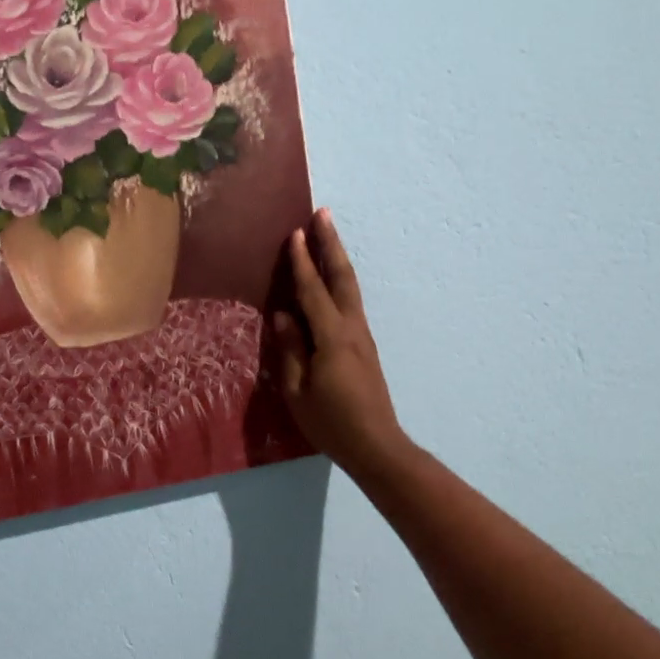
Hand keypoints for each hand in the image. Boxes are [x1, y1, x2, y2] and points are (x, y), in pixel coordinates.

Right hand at [271, 208, 413, 478]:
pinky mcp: (363, 346)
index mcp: (332, 338)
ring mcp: (362, 336)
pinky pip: (349, 303)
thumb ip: (291, 349)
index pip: (313, 292)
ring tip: (327, 235)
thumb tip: (284, 316)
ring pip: (350, 288)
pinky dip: (339, 282)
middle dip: (331, 245)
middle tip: (322, 214)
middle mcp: (352, 329)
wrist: (375, 445)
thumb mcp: (298, 390)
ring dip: (337, 259)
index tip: (294, 233)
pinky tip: (330, 280)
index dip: (302, 263)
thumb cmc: (330, 422)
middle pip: (341, 278)